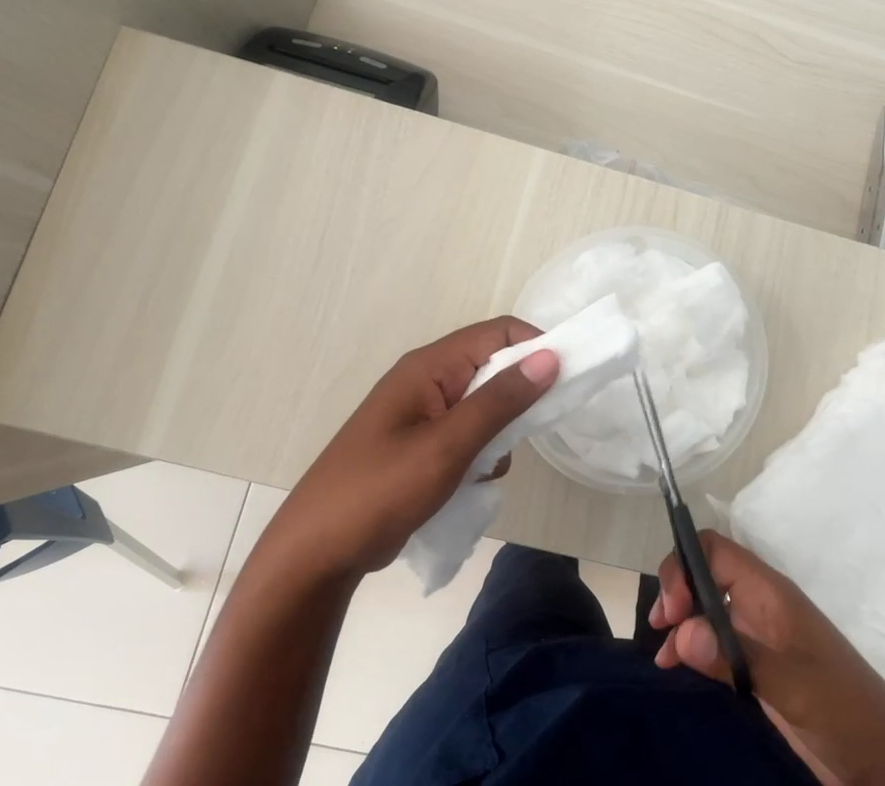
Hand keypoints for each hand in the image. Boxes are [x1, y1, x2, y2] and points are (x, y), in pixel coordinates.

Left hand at [260, 318, 559, 577]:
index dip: (536, 347)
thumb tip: (551, 357)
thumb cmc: (379, 490)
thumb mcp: (448, 446)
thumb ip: (500, 401)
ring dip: (499, 435)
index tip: (566, 381)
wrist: (318, 551)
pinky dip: (480, 456)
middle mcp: (427, 382)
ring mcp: (422, 416)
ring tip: (485, 469)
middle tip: (527, 435)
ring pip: (485, 407)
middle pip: (493, 368)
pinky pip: (468, 436)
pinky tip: (470, 485)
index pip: (497, 333)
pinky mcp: (421, 447)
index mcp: (428, 368)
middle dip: (518, 398)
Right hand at [650, 531, 884, 785]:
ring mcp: (759, 638)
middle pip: (706, 576)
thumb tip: (682, 631)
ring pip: (707, 610)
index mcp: (772, 595)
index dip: (685, 567)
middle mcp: (761, 608)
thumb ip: (738, 657)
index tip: (673, 610)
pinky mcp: (756, 669)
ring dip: (680, 624)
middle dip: (676, 593)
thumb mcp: (794, 684)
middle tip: (660, 633)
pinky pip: (714, 643)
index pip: (716, 551)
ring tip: (663, 658)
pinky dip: (689, 649)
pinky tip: (674, 669)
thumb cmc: (844, 708)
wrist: (882, 759)